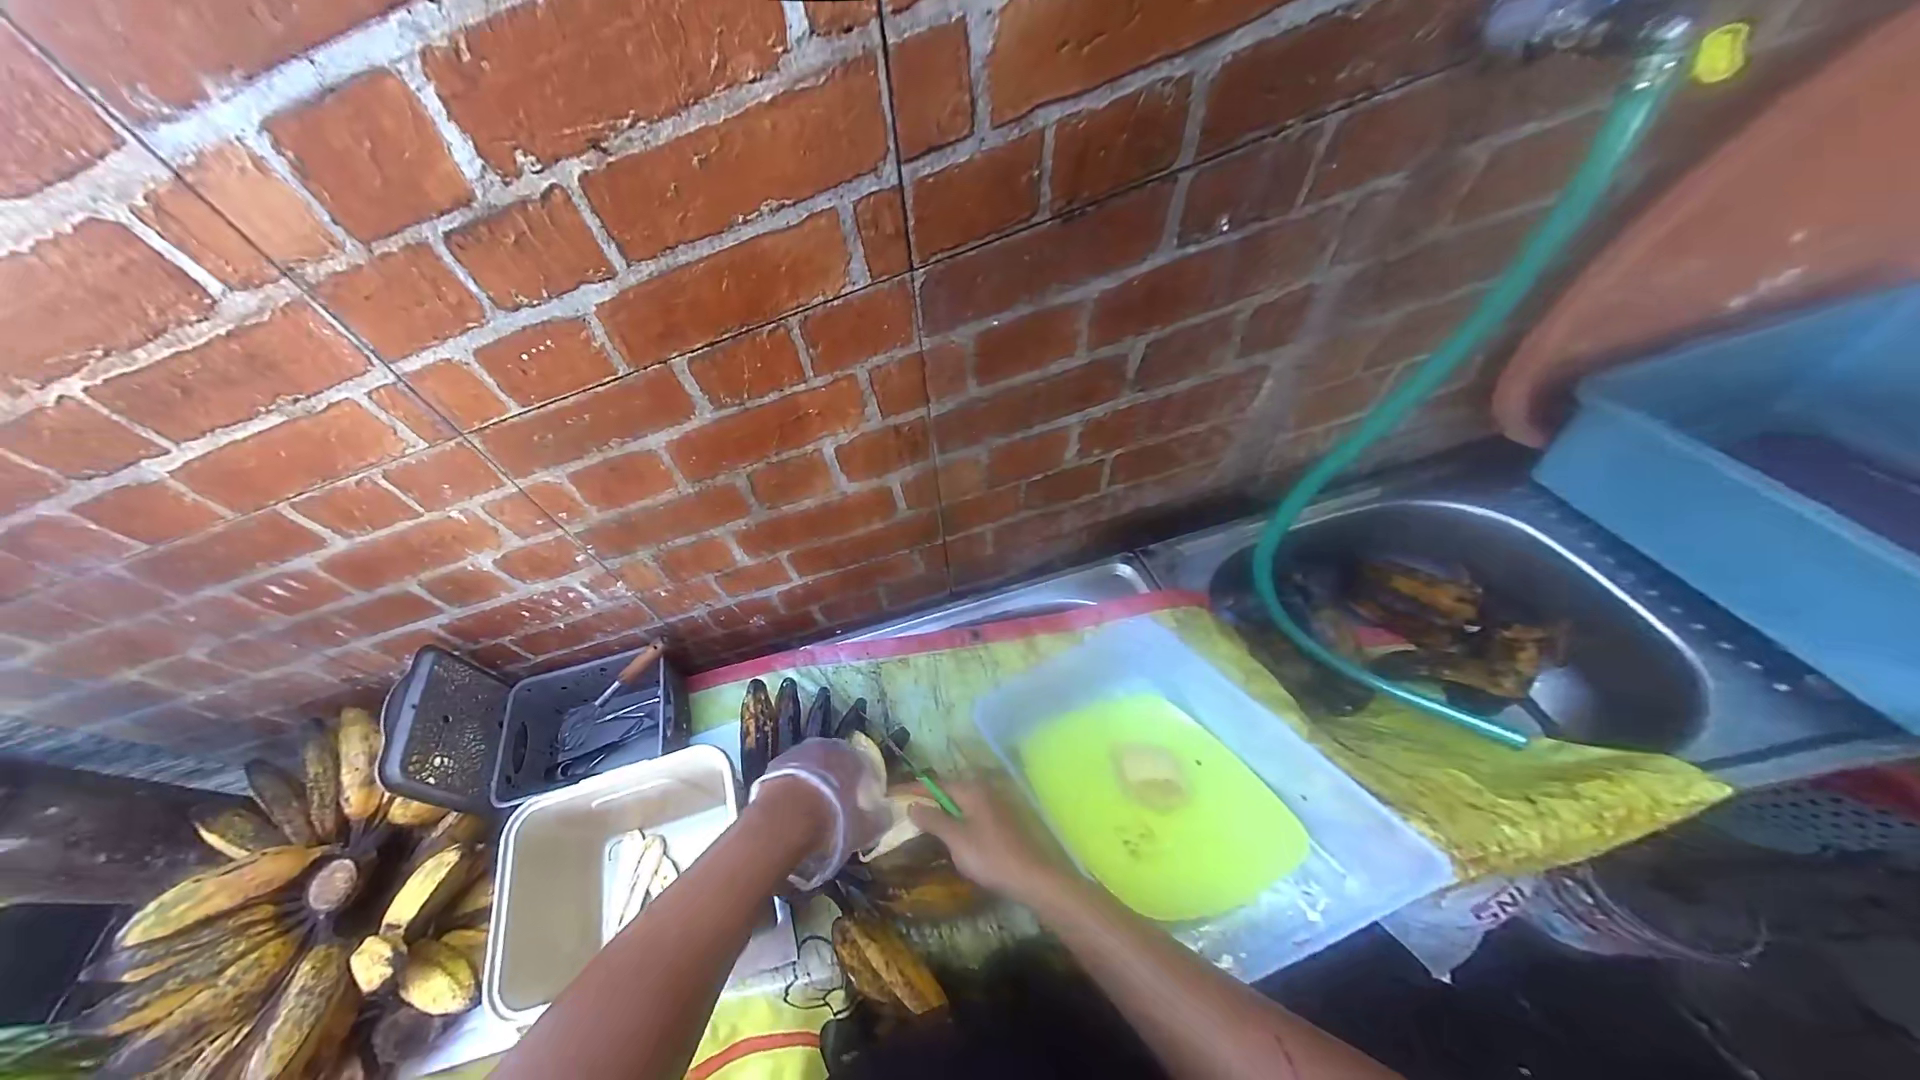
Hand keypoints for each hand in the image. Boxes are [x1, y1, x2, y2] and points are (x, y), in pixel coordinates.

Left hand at [749, 738, 887, 888]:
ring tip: (813, 808)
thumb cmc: (831, 822)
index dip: (866, 785)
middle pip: (836, 763)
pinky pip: (790, 777)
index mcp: (852, 756)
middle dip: (838, 780)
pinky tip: (792, 809)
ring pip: (811, 767)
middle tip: (838, 804)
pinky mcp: (772, 767)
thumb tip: (887, 813)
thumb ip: (879, 819)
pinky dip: (794, 789)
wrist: (780, 823)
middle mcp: (825, 747)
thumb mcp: (863, 829)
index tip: (864, 804)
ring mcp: (796, 753)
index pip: (865, 766)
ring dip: (814, 782)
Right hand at [909, 777, 1072, 906]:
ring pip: (958, 801)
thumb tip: (913, 804)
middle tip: (902, 807)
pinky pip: (968, 811)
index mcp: (970, 789)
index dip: (911, 788)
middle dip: (924, 797)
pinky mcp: (998, 819)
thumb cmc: (990, 856)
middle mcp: (982, 790)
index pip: (934, 783)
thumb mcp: (956, 838)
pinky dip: (953, 817)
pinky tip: (946, 831)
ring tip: (919, 819)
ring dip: (939, 808)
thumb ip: (933, 820)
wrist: (1030, 876)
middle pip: (947, 789)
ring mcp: (993, 804)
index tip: (890, 793)